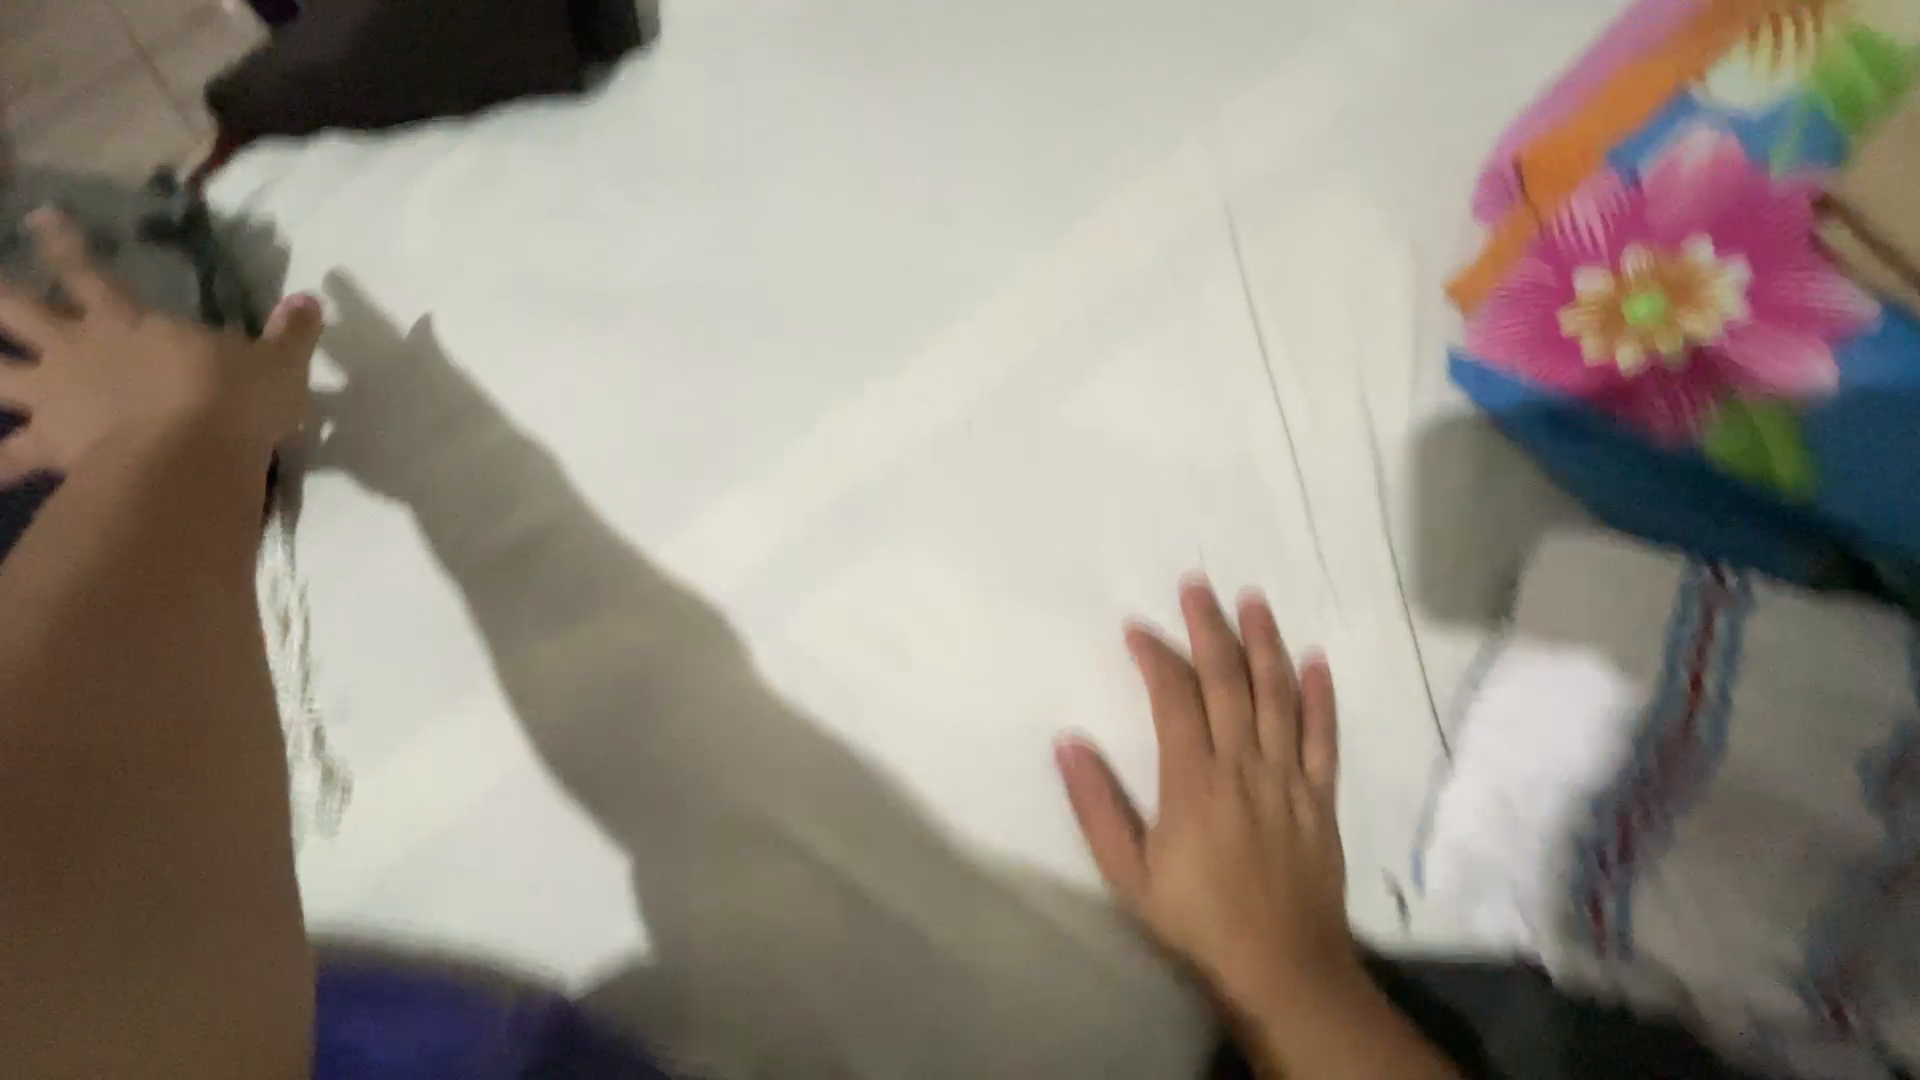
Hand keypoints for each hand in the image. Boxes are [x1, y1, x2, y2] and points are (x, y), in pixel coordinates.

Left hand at [0, 207, 322, 482]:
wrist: (194, 454)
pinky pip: (12, 457)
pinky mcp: (53, 442)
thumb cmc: (239, 401)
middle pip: (18, 309)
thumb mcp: (282, 364)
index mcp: (133, 324)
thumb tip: (308, 298)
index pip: (90, 273)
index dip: (65, 245)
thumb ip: (292, 333)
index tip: (40, 218)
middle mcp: (81, 349)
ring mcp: (57, 395)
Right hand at [1056, 578, 1355, 1014]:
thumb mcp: (1128, 872)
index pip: (1174, 697)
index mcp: (1194, 780)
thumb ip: (1096, 805)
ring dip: (1265, 643)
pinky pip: (1324, 737)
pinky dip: (1320, 696)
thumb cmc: (1196, 918)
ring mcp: (1288, 778)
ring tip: (1253, 600)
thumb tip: (1069, 742)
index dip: (1157, 656)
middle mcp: (1244, 765)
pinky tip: (1314, 661)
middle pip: (1228, 681)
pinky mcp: (1320, 796)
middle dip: (1211, 628)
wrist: (1282, 968)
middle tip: (1198, 585)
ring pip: (1278, 696)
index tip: (1137, 629)